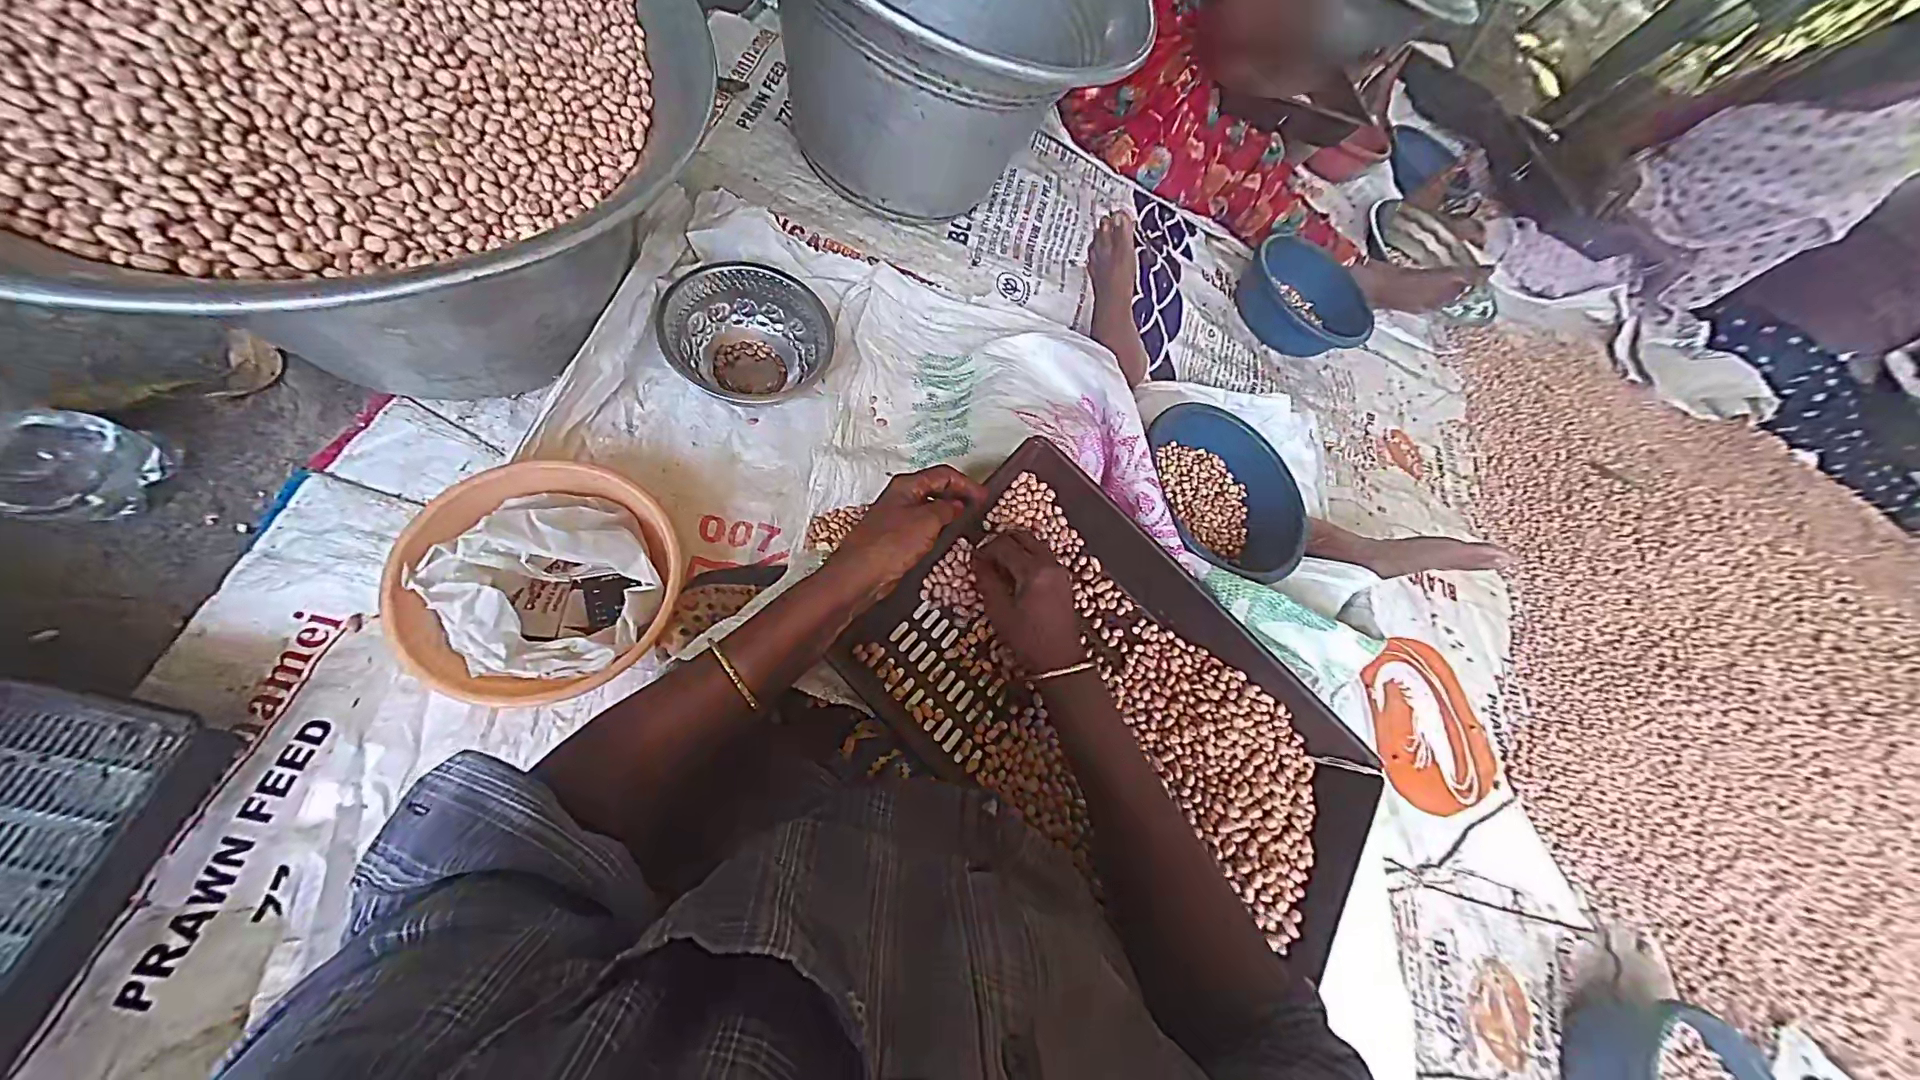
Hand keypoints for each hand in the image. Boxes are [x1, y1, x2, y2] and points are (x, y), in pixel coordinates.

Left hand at [823, 465, 986, 608]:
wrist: (861, 574)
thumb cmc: (889, 544)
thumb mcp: (927, 521)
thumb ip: (947, 509)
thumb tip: (958, 506)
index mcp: (907, 485)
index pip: (943, 475)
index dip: (966, 483)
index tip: (983, 497)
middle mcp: (901, 497)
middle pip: (936, 489)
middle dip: (959, 497)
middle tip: (978, 508)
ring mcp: (898, 517)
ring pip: (930, 509)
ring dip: (949, 514)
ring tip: (968, 523)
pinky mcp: (897, 537)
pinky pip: (923, 527)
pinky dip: (938, 529)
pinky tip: (947, 539)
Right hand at [974, 530, 1088, 672]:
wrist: (1059, 660)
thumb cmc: (1027, 639)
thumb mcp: (999, 612)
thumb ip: (987, 581)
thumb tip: (977, 561)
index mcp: (1033, 571)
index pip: (1004, 545)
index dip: (985, 548)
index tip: (974, 559)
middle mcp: (1049, 564)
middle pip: (1021, 537)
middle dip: (1000, 542)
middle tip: (984, 557)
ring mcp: (1059, 570)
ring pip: (1033, 543)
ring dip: (1014, 548)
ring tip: (997, 566)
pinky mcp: (1062, 578)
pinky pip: (1041, 555)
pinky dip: (1026, 556)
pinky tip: (1014, 574)